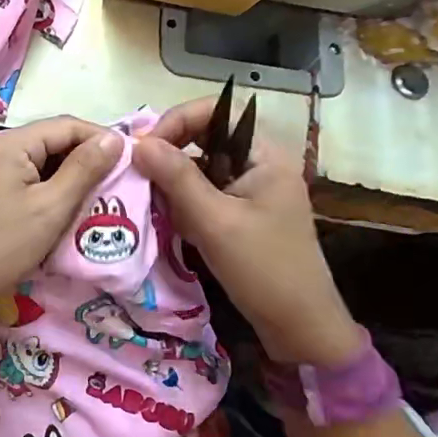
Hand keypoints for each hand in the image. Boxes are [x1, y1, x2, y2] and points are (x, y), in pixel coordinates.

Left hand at [0, 116, 120, 325]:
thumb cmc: (3, 247)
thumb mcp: (52, 207)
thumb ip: (85, 169)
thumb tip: (115, 138)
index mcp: (9, 143)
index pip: (67, 125)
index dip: (101, 139)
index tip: (131, 162)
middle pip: (52, 140)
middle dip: (86, 158)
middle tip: (118, 182)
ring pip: (41, 161)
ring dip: (70, 175)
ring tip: (98, 196)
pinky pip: (27, 178)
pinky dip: (50, 188)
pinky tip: (67, 206)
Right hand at [133, 98, 361, 365]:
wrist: (299, 324)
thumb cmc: (262, 268)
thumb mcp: (214, 222)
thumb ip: (176, 178)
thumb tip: (139, 142)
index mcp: (265, 154)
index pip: (216, 112)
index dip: (176, 121)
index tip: (142, 148)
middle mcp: (260, 164)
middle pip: (206, 138)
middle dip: (171, 153)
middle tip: (138, 175)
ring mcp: (252, 190)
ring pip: (202, 168)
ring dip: (175, 181)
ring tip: (151, 200)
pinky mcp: (243, 214)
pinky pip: (207, 194)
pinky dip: (185, 203)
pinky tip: (171, 221)